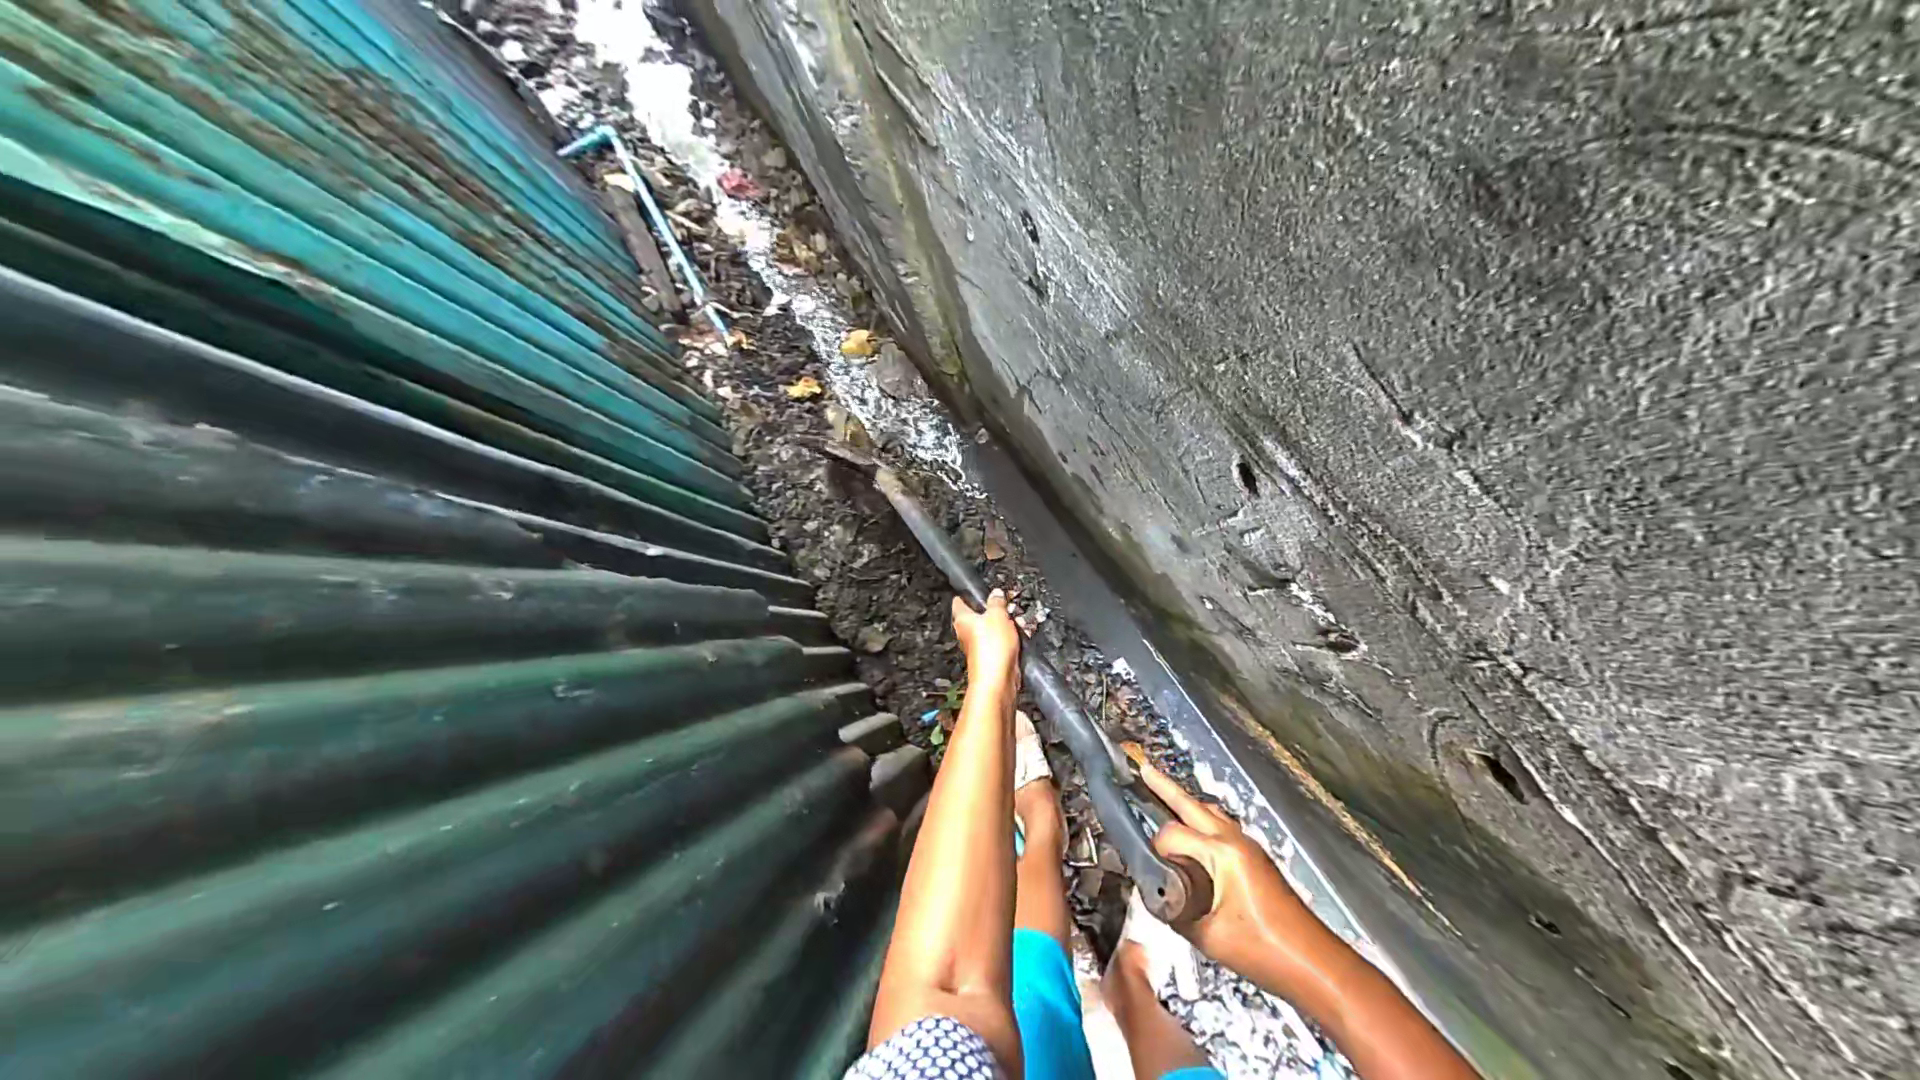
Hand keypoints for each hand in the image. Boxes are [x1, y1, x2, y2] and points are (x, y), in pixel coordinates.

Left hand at [951, 590, 1020, 686]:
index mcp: (962, 619)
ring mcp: (981, 645)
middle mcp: (968, 633)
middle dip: (996, 609)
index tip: (978, 591)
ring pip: (994, 628)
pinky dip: (1012, 637)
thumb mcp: (997, 615)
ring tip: (1018, 620)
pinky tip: (1022, 634)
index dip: (968, 595)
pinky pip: (1003, 641)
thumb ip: (997, 602)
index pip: (959, 602)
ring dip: (1007, 623)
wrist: (998, 678)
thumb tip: (996, 594)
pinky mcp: (993, 656)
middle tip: (1007, 604)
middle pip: (980, 615)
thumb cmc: (990, 648)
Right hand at [1135, 758, 1339, 995]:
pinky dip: (1202, 820)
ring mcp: (1250, 848)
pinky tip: (1193, 834)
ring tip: (1163, 794)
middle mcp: (1236, 842)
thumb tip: (1156, 895)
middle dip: (1165, 786)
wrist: (1317, 966)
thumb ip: (1174, 909)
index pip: (1172, 834)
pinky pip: (1222, 827)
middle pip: (1192, 804)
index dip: (1154, 848)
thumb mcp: (1206, 935)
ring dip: (1186, 803)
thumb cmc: (1267, 952)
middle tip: (1144, 770)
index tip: (1146, 867)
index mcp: (1223, 854)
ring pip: (1210, 813)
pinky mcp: (1257, 860)